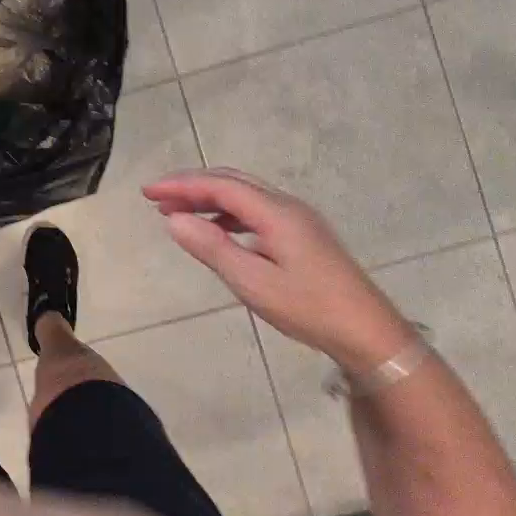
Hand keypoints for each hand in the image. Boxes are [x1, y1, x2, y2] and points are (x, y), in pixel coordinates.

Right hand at [142, 168, 415, 371]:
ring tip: (175, 211)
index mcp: (277, 214)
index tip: (147, 192)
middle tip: (154, 197)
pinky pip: (255, 211)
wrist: (368, 332)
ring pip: (244, 195)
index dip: (181, 185)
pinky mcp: (302, 235)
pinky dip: (226, 213)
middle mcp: (288, 207)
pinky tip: (212, 229)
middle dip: (191, 185)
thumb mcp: (251, 282)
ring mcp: (298, 220)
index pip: (221, 186)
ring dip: (207, 198)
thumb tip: (174, 219)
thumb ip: (212, 247)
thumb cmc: (308, 308)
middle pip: (233, 182)